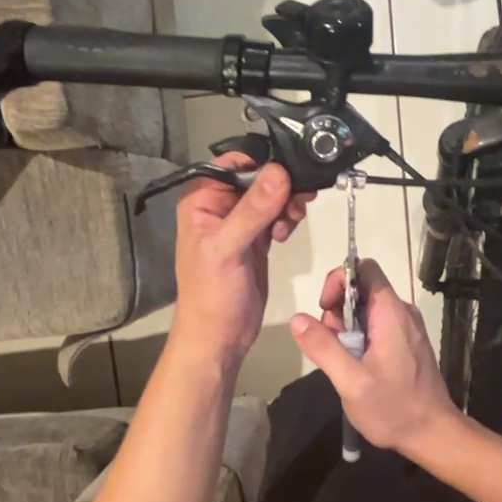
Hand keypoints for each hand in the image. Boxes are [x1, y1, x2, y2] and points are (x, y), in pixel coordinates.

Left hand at [170, 155, 314, 360]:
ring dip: (287, 203)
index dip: (263, 165)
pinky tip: (287, 233)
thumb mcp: (227, 249)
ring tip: (292, 221)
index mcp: (202, 200)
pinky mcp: (256, 241)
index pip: (234, 164)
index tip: (290, 173)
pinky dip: (287, 219)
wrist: (219, 337)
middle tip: (300, 200)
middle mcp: (219, 207)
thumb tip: (280, 172)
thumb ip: (253, 210)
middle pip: (258, 179)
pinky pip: (276, 217)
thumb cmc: (212, 294)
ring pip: (271, 197)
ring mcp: (239, 224)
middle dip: (281, 186)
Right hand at [290, 259, 460, 450]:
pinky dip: (361, 339)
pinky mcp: (407, 344)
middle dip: (338, 311)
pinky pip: (377, 327)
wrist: (433, 434)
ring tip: (345, 363)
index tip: (326, 310)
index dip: (339, 281)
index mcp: (391, 313)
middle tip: (333, 346)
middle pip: (362, 290)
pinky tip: (358, 367)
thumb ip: (324, 348)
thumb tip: (297, 319)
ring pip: (367, 311)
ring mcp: (407, 329)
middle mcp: (402, 313)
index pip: (364, 269)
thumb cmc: (394, 408)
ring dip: (347, 329)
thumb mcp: (351, 382)